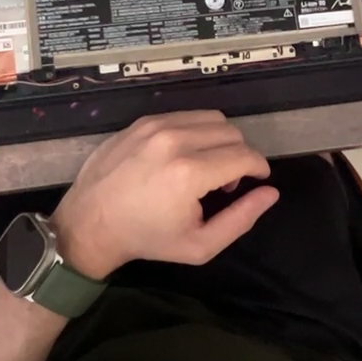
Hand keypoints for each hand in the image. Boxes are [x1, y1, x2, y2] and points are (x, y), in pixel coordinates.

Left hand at [49, 111, 278, 279]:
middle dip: (240, 155)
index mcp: (191, 173)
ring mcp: (156, 126)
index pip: (245, 156)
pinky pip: (185, 115)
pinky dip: (196, 132)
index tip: (258, 180)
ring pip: (211, 118)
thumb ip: (242, 218)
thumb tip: (270, 192)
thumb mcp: (200, 245)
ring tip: (205, 166)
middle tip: (226, 183)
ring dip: (219, 140)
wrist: (91, 223)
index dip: (259, 168)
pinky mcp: (143, 121)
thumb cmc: (147, 238)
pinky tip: (183, 156)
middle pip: (232, 133)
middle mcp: (176, 141)